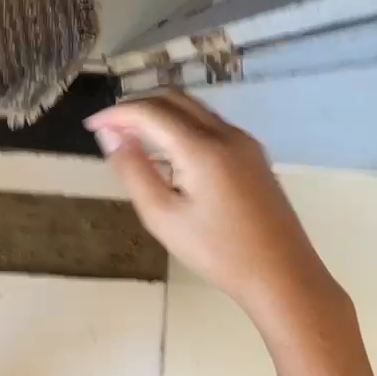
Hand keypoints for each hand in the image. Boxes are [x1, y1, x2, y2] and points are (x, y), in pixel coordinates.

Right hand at [85, 93, 339, 318]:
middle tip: (109, 128)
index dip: (116, 113)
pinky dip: (179, 125)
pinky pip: (208, 124)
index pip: (150, 111)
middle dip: (135, 106)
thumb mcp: (162, 216)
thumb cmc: (217, 252)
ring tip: (131, 138)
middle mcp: (226, 134)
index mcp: (202, 148)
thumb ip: (133, 170)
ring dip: (158, 113)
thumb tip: (110, 136)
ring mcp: (244, 142)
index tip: (92, 126)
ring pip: (192, 108)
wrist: (284, 277)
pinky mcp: (253, 155)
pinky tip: (167, 153)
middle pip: (172, 99)